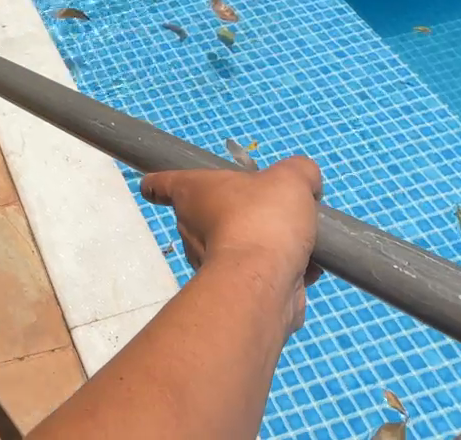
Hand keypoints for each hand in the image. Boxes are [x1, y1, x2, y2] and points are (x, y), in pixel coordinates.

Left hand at [140, 158, 322, 337]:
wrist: (264, 279)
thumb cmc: (262, 217)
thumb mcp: (289, 179)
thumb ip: (299, 171)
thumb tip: (306, 181)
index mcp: (189, 192)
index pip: (160, 183)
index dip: (157, 183)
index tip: (154, 189)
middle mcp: (190, 225)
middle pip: (206, 214)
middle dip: (237, 213)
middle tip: (268, 211)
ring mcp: (209, 260)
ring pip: (236, 245)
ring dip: (264, 245)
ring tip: (297, 241)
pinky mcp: (233, 288)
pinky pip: (256, 273)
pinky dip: (279, 270)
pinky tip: (305, 268)